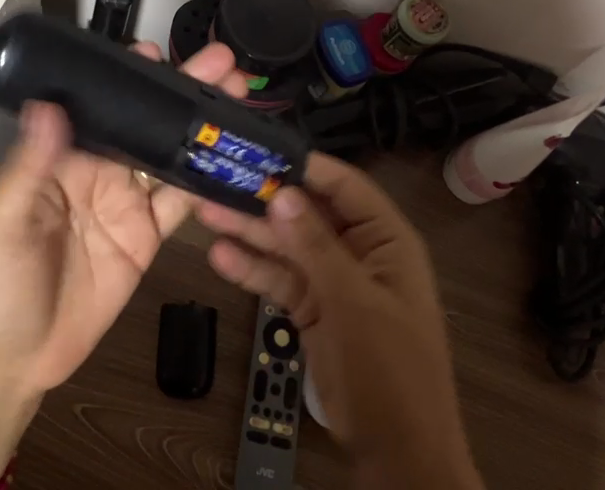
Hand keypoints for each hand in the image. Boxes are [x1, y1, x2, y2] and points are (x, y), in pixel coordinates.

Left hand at [0, 39, 247, 392]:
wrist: (15, 362)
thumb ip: (25, 169)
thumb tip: (47, 106)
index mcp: (61, 159)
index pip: (100, 107)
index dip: (129, 80)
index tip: (156, 53)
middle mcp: (98, 172)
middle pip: (145, 124)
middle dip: (181, 92)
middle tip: (221, 63)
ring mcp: (125, 203)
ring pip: (170, 154)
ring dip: (202, 127)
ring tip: (238, 96)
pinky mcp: (147, 236)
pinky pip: (181, 203)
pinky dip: (210, 184)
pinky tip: (235, 161)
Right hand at [197, 154, 483, 489]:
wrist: (399, 454)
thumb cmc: (390, 370)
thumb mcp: (353, 302)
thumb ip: (317, 246)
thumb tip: (285, 193)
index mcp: (387, 241)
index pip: (346, 187)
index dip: (306, 166)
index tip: (261, 149)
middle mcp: (360, 253)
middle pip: (310, 214)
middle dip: (266, 199)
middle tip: (219, 179)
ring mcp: (336, 283)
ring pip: (290, 247)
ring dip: (251, 232)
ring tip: (205, 211)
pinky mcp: (316, 311)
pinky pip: (283, 282)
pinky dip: (254, 271)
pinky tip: (220, 257)